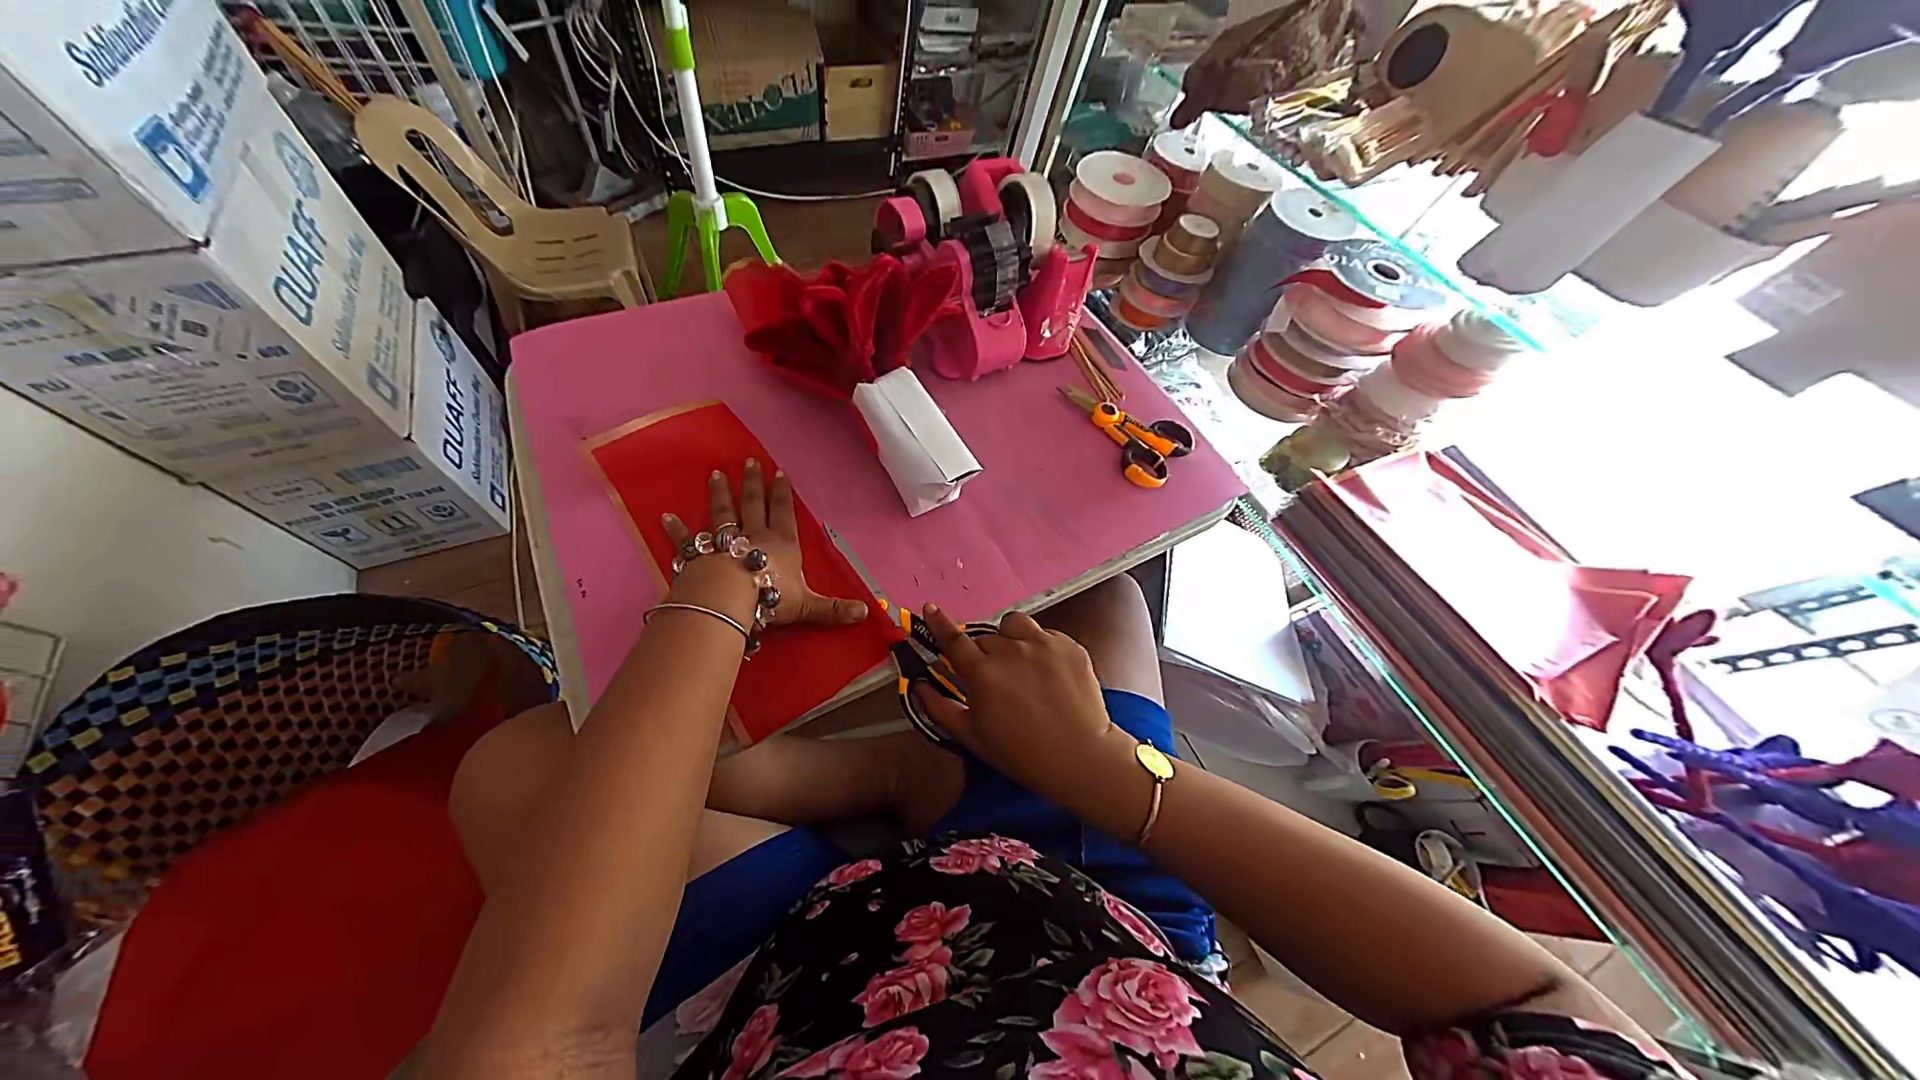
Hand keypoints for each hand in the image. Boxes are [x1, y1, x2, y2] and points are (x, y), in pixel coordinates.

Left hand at [661, 459, 869, 627]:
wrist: (730, 601)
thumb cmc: (769, 598)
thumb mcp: (807, 606)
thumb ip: (832, 609)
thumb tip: (864, 615)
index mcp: (781, 545)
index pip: (783, 513)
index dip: (782, 494)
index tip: (779, 473)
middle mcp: (754, 538)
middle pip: (753, 505)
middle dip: (753, 483)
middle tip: (750, 461)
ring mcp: (724, 544)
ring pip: (723, 514)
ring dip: (721, 494)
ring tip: (717, 474)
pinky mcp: (698, 556)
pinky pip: (686, 540)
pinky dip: (676, 528)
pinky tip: (666, 516)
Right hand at [911, 604, 1138, 815]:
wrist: (1081, 757)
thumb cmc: (1022, 753)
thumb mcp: (972, 736)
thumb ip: (939, 708)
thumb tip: (917, 686)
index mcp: (982, 673)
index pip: (954, 640)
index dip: (939, 623)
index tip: (931, 608)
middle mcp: (1010, 651)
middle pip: (985, 639)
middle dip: (984, 654)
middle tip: (995, 680)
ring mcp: (1043, 644)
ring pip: (1015, 625)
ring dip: (1011, 639)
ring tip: (1020, 663)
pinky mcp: (1069, 645)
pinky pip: (1045, 634)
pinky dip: (1041, 647)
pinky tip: (1048, 673)